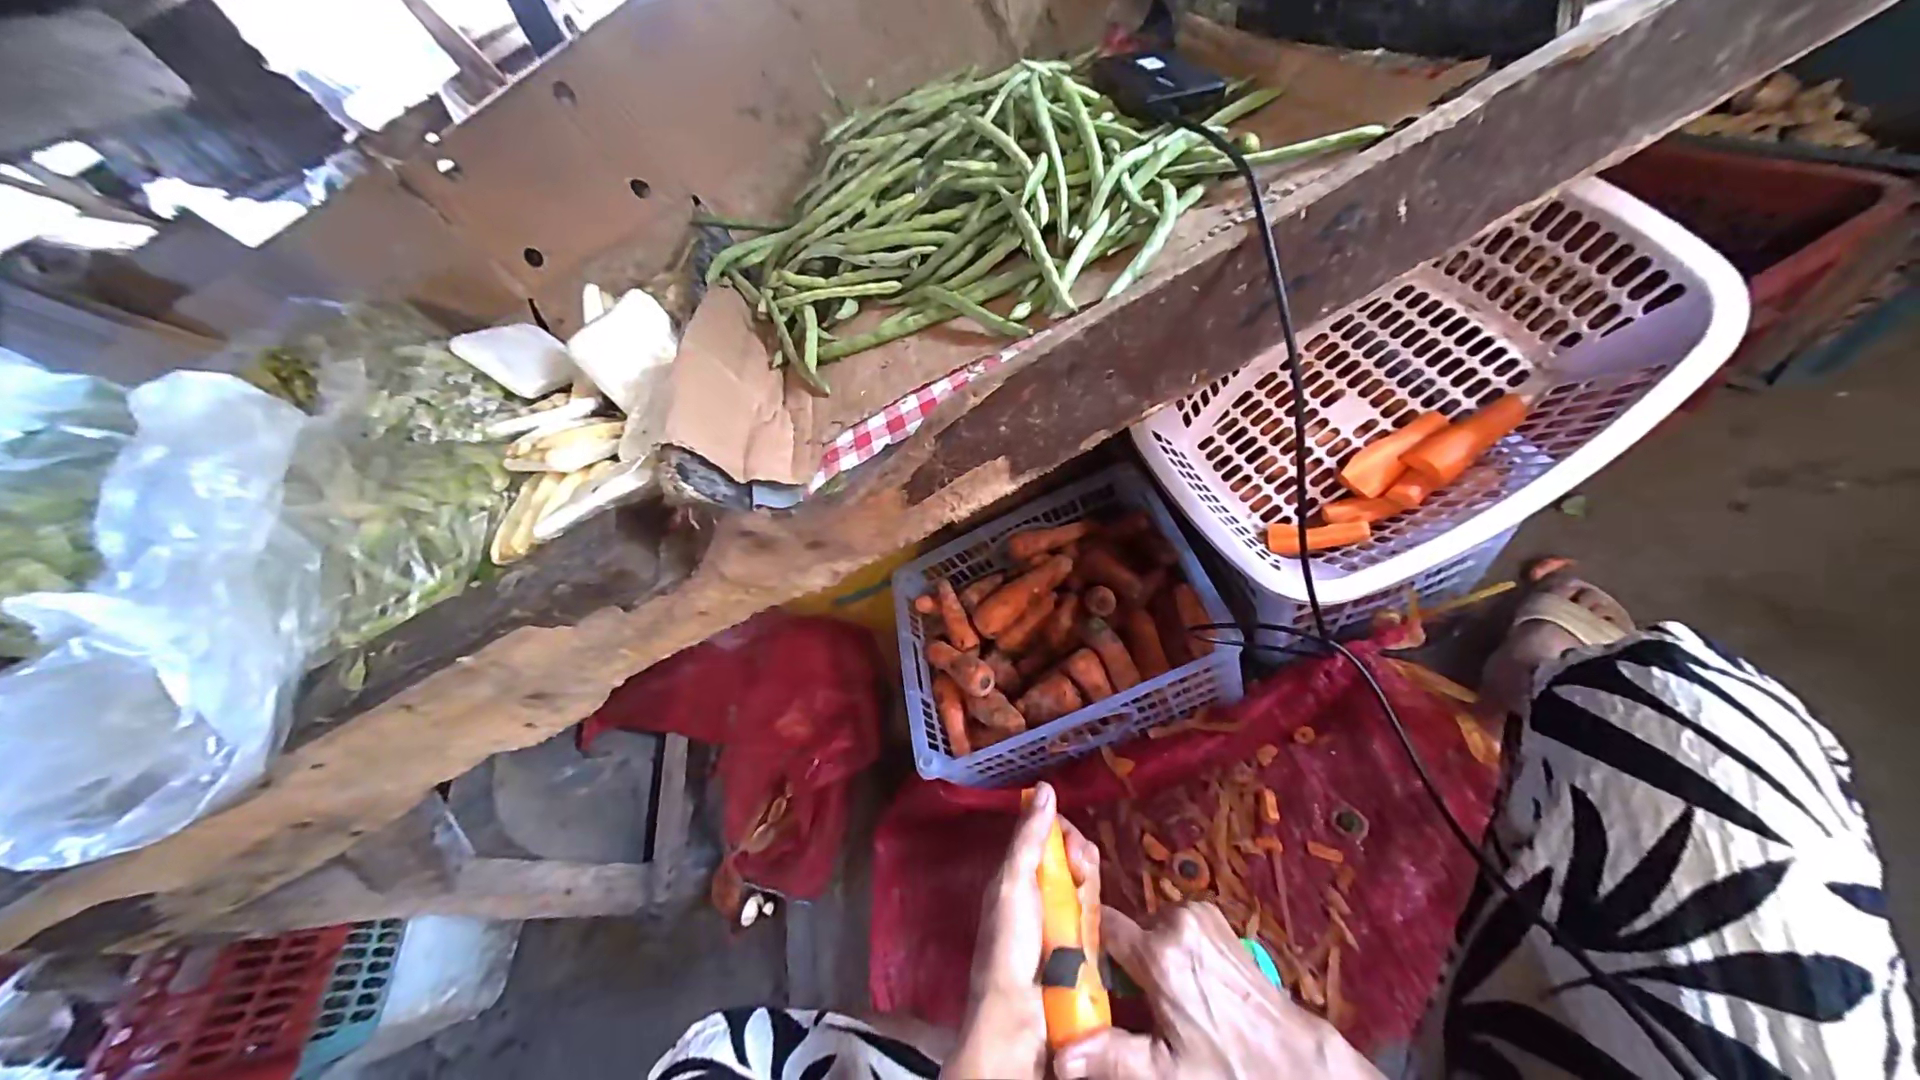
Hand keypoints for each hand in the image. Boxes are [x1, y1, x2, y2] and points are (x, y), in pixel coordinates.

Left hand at [944, 782, 1100, 1079]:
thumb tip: (1044, 788)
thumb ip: (1030, 837)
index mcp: (1017, 876)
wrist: (1019, 1018)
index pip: (1048, 839)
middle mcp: (1040, 895)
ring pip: (1087, 888)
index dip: (1064, 833)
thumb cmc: (1008, 944)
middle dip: (1081, 860)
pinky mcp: (1082, 949)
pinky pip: (1098, 920)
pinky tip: (1095, 920)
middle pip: (1073, 862)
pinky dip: (1097, 916)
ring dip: (1089, 887)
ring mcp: (1061, 923)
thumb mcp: (1013, 882)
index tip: (1073, 837)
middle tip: (1082, 869)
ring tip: (1085, 896)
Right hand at [1054, 902, 1382, 1079]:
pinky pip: (1174, 925)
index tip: (1078, 968)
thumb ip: (1111, 1057)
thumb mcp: (1169, 1075)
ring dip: (1147, 955)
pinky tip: (1188, 986)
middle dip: (1123, 961)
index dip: (1086, 944)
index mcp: (1160, 954)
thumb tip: (1061, 1056)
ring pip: (1150, 927)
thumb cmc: (1230, 1070)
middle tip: (1131, 1003)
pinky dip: (1171, 948)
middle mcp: (1177, 921)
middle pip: (1127, 930)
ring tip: (1165, 1001)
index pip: (1101, 926)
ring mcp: (1199, 915)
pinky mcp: (1215, 917)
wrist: (1299, 1063)